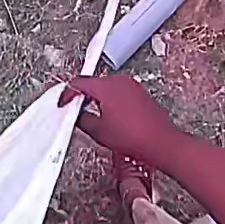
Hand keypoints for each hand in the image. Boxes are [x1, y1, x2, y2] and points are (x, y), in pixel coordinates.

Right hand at [61, 74, 187, 163]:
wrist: (160, 142)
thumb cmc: (133, 137)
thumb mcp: (99, 131)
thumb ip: (83, 119)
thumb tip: (78, 116)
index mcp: (106, 87)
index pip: (79, 83)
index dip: (68, 94)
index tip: (64, 102)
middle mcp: (119, 81)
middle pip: (93, 82)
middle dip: (82, 94)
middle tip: (74, 108)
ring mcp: (131, 85)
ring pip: (106, 86)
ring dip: (96, 96)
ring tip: (92, 113)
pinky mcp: (139, 92)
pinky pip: (118, 90)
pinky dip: (110, 98)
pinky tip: (109, 114)